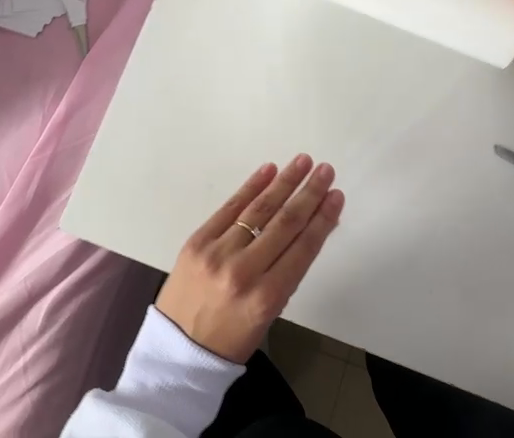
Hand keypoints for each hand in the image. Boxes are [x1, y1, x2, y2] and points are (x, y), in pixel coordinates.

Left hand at [156, 155, 344, 362]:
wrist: (176, 350)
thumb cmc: (231, 339)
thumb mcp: (269, 313)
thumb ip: (289, 271)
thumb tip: (314, 228)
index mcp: (266, 298)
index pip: (302, 249)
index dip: (322, 219)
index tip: (336, 196)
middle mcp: (243, 272)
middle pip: (284, 224)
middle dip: (309, 194)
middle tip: (326, 170)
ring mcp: (217, 254)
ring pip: (258, 210)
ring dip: (284, 182)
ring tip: (303, 162)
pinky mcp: (196, 242)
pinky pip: (229, 208)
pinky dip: (251, 187)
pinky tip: (269, 171)